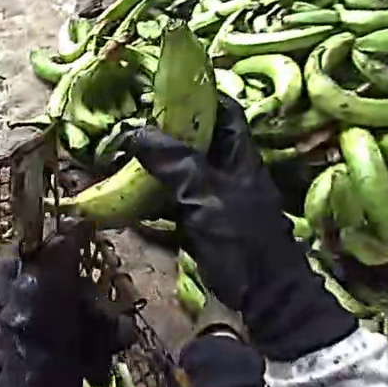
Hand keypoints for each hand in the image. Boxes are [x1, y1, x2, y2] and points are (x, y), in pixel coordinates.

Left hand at [0, 220, 130, 386]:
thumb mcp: (37, 352)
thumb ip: (50, 293)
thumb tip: (64, 232)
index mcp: (1, 302)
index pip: (31, 252)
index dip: (64, 253)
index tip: (94, 268)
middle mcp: (14, 312)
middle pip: (60, 280)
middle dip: (90, 300)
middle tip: (107, 328)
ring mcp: (32, 337)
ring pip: (74, 309)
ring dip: (99, 328)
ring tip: (112, 353)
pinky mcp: (48, 360)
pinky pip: (78, 337)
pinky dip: (95, 349)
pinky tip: (102, 370)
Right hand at [126, 96, 356, 361]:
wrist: (263, 295)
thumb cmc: (242, 239)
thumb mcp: (206, 195)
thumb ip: (175, 162)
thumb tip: (136, 132)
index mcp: (238, 153)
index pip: (222, 109)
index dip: (197, 95)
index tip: (162, 91)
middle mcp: (227, 169)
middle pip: (196, 137)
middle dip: (165, 130)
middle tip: (132, 126)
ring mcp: (214, 195)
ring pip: (182, 168)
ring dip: (155, 163)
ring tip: (124, 155)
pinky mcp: (202, 220)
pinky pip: (174, 197)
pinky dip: (153, 194)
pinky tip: (131, 194)